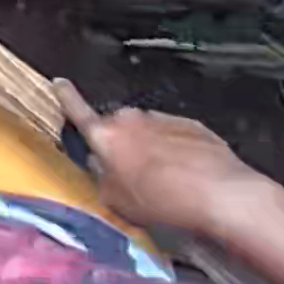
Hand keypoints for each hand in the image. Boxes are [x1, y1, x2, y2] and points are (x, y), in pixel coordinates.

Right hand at [53, 78, 271, 234]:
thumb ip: (103, 179)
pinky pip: (176, 136)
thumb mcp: (118, 202)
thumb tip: (103, 168)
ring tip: (168, 178)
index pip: (76, 108)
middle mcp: (128, 118)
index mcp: (104, 135)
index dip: (65, 95)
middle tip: (132, 170)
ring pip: (147, 130)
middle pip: (117, 126)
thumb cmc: (161, 201)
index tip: (59, 81)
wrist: (224, 195)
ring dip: (150, 147)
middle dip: (121, 142)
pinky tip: (192, 175)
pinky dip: (178, 150)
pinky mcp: (193, 125)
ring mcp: (162, 118)